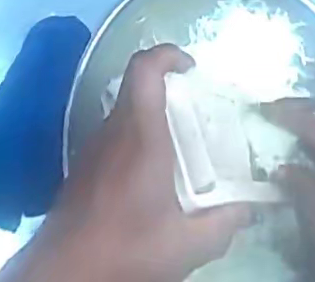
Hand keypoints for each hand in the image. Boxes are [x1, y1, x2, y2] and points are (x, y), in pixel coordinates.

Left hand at [0, 44, 250, 281]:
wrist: (67, 267)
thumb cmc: (127, 246)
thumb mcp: (185, 244)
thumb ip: (221, 224)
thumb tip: (248, 208)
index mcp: (140, 133)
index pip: (144, 69)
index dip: (166, 54)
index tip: (190, 67)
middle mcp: (115, 128)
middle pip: (135, 83)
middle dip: (165, 84)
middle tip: (193, 108)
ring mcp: (95, 142)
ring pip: (124, 108)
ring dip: (150, 112)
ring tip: (177, 144)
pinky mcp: (85, 160)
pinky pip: (114, 131)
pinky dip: (135, 135)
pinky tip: (149, 172)